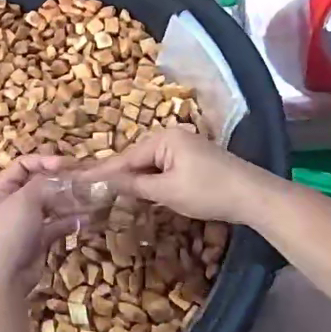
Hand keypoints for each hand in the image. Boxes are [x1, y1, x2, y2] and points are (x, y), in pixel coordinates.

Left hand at [0, 155, 70, 304]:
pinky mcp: (36, 242)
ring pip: (49, 206)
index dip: (43, 161)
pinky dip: (68, 222)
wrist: (2, 279)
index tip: (66, 164)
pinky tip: (84, 220)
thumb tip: (60, 179)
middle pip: (37, 185)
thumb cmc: (8, 232)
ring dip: (67, 201)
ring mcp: (24, 224)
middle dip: (59, 182)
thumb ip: (43, 184)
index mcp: (0, 191)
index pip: (21, 166)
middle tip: (82, 180)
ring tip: (88, 198)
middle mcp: (11, 205)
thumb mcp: (24, 200)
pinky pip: (55, 226)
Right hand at [87, 128, 279, 226]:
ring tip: (108, 192)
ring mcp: (184, 146)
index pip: (124, 157)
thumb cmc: (208, 191)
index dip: (101, 172)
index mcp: (163, 138)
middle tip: (90, 188)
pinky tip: (140, 191)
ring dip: (135, 179)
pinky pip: (163, 167)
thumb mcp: (167, 192)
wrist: (253, 196)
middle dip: (117, 175)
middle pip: (136, 158)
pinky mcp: (194, 159)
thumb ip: (135, 185)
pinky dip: (151, 180)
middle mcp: (172, 136)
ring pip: (150, 164)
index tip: (77, 179)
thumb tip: (108, 182)